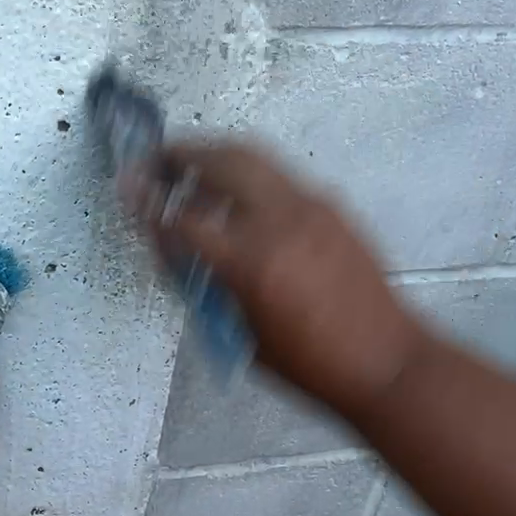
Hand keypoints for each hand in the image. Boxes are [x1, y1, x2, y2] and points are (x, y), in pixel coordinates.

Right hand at [124, 140, 424, 414]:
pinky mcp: (330, 205)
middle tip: (154, 157)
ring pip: (250, 156)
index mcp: (250, 261)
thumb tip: (168, 242)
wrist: (389, 362)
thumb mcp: (238, 332)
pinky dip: (246, 171)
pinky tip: (236, 192)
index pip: (182, 216)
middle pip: (218, 161)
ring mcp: (309, 206)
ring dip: (213, 152)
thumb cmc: (308, 363)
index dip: (147, 199)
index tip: (126, 186)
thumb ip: (201, 281)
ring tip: (189, 161)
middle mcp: (279, 220)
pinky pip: (277, 174)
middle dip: (180, 153)